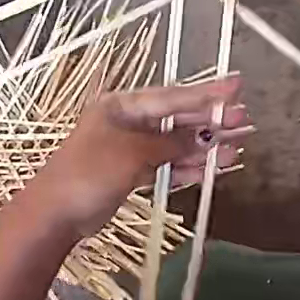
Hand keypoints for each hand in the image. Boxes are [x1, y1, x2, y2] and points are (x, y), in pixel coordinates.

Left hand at [29, 77, 250, 236]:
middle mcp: (127, 122)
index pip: (171, 96)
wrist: (56, 214)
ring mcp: (130, 148)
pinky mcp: (131, 173)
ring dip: (204, 147)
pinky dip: (188, 167)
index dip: (206, 93)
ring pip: (174, 144)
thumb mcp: (133, 153)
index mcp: (122, 106)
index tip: (236, 84)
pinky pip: (166, 165)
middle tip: (244, 119)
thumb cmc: (89, 173)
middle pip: (176, 119)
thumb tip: (204, 138)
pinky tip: (213, 168)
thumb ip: (171, 143)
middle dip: (210, 121)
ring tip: (238, 146)